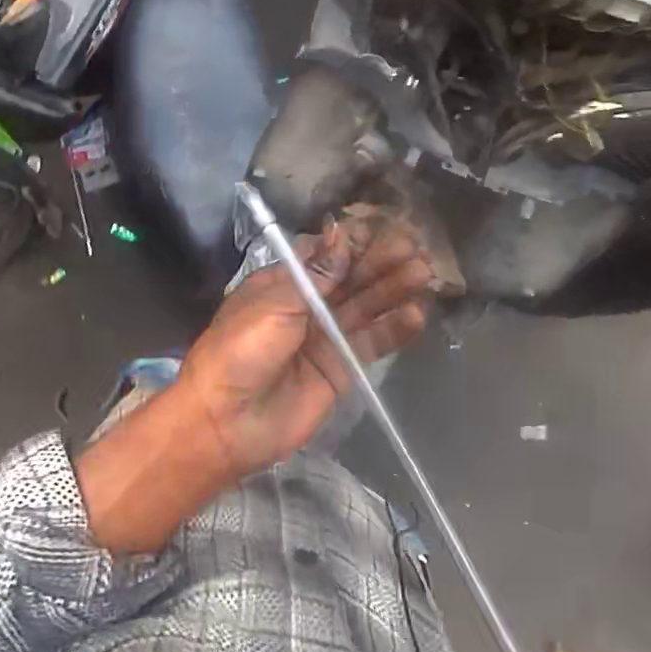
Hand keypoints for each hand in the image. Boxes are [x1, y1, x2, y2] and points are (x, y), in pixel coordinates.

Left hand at [177, 217, 436, 476]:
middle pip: (351, 278)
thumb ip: (316, 273)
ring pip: (366, 306)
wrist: (225, 421)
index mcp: (283, 283)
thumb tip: (342, 232)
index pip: (326, 255)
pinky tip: (416, 314)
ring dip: (394, 289)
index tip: (384, 230)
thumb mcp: (275, 303)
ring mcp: (325, 336)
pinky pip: (371, 344)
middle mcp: (308, 305)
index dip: (355, 243)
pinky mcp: (340, 368)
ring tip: (425, 274)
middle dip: (381, 262)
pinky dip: (394, 330)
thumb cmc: (241, 350)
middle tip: (416, 249)